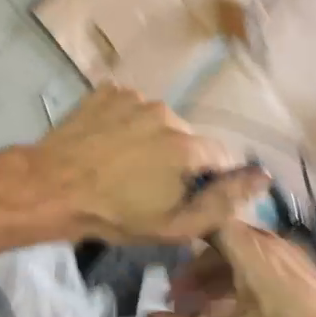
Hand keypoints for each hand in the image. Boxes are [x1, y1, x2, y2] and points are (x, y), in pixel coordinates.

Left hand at [28, 85, 265, 244]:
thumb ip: (224, 201)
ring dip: (151, 137)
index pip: (221, 157)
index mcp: (186, 144)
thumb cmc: (116, 214)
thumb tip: (262, 177)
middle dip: (179, 158)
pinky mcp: (106, 91)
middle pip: (187, 136)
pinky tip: (108, 143)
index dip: (209, 179)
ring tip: (125, 163)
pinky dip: (125, 121)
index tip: (187, 195)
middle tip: (151, 184)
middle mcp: (164, 112)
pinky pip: (128, 106)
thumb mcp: (175, 225)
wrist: (53, 186)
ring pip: (157, 120)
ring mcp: (132, 97)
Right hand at [143, 221, 315, 316]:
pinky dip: (234, 286)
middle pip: (218, 238)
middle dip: (190, 263)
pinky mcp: (300, 279)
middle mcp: (269, 245)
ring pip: (237, 257)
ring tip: (191, 310)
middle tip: (169, 292)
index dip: (178, 213)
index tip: (154, 222)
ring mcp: (287, 261)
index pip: (206, 211)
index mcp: (252, 250)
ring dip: (211, 279)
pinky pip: (255, 269)